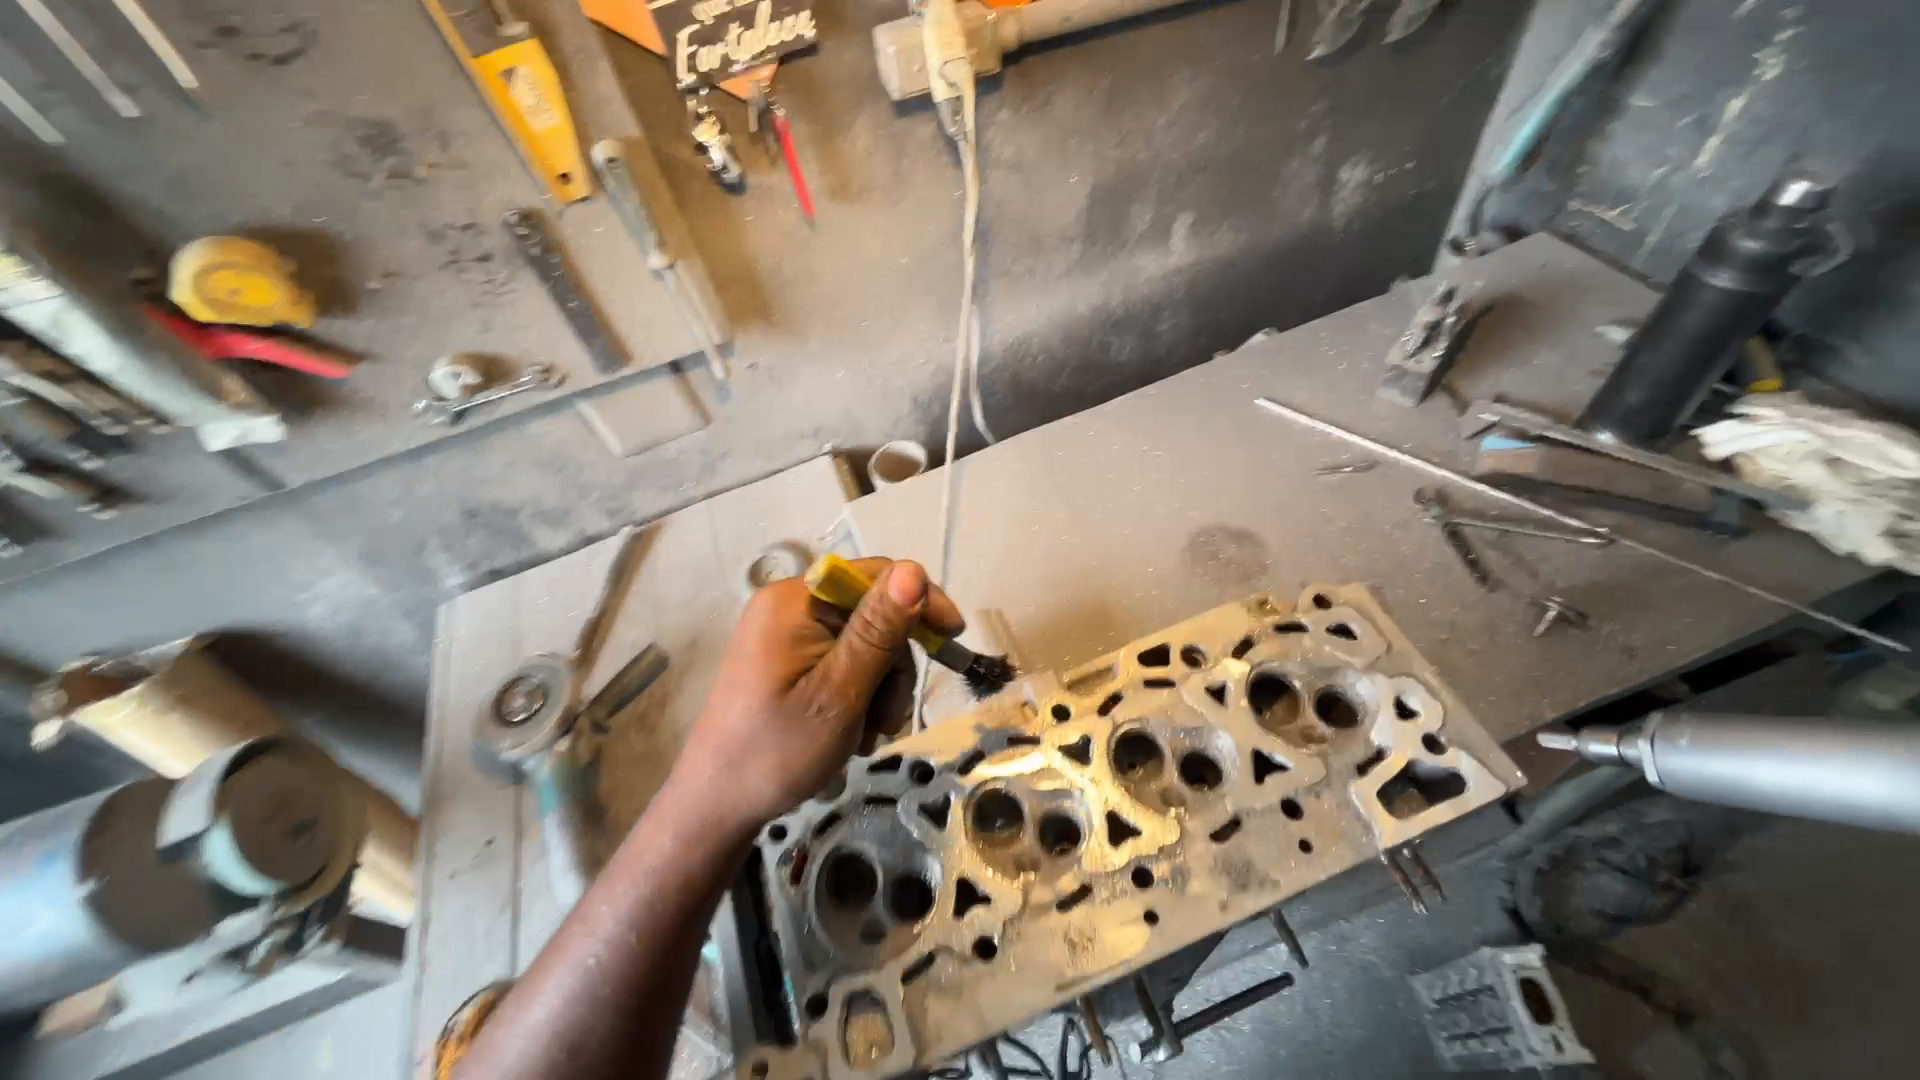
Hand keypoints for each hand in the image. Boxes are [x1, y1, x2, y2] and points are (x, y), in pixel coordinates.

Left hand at [673, 558, 964, 833]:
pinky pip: (842, 663)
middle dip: (892, 665)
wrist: (717, 806)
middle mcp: (789, 606)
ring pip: (864, 644)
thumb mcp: (840, 692)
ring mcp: (786, 635)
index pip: (876, 576)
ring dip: (879, 689)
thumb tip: (915, 570)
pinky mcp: (787, 662)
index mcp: (796, 601)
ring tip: (867, 735)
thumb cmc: (777, 751)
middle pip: (874, 614)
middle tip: (888, 719)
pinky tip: (851, 732)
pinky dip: (858, 696)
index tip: (953, 638)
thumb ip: (879, 631)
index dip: (919, 603)